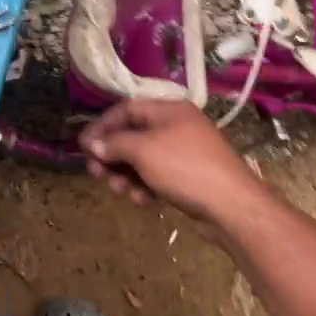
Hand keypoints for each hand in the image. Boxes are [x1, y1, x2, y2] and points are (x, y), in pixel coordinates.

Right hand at [80, 99, 273, 225]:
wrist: (231, 206)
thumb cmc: (184, 168)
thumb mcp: (142, 150)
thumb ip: (114, 143)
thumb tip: (92, 143)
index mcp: (169, 110)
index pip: (126, 109)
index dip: (102, 126)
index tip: (84, 147)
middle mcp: (176, 126)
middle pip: (132, 136)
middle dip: (112, 156)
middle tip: (97, 174)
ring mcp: (183, 152)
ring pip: (142, 159)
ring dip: (125, 175)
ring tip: (121, 191)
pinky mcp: (188, 176)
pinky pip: (156, 175)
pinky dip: (144, 185)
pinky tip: (143, 200)